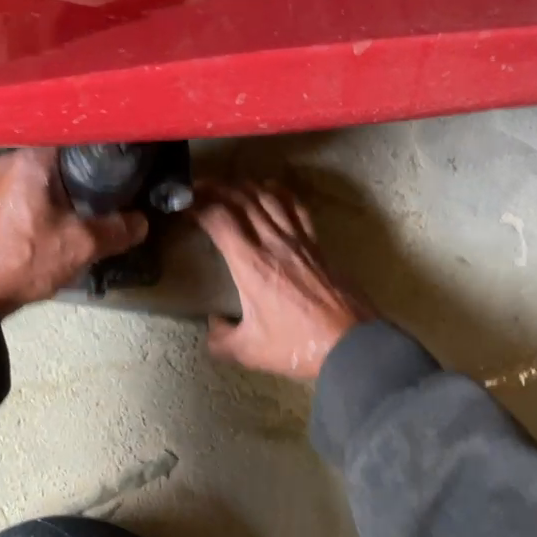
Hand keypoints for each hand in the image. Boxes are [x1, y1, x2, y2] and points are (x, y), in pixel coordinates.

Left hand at [0, 148, 149, 316]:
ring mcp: (5, 178)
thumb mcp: (82, 244)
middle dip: (91, 163)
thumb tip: (142, 222)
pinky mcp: (3, 198)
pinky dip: (58, 191)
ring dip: (74, 180)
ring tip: (105, 191)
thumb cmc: (29, 257)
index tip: (127, 153)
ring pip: (51, 169)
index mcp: (32, 157)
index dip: (104, 143)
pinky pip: (39, 184)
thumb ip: (117, 229)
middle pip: (64, 152)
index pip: (77, 134)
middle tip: (121, 175)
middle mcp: (15, 158)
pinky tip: (77, 205)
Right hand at [194, 181, 373, 379]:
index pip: (219, 219)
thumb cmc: (297, 346)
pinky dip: (280, 193)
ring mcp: (298, 240)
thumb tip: (213, 326)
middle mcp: (272, 242)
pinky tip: (271, 188)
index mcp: (250, 263)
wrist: (352, 345)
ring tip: (229, 186)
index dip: (198, 206)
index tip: (184, 205)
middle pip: (242, 199)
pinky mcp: (317, 245)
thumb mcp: (250, 351)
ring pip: (268, 198)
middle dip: (216, 188)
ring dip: (245, 186)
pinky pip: (296, 208)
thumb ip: (222, 339)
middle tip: (199, 187)